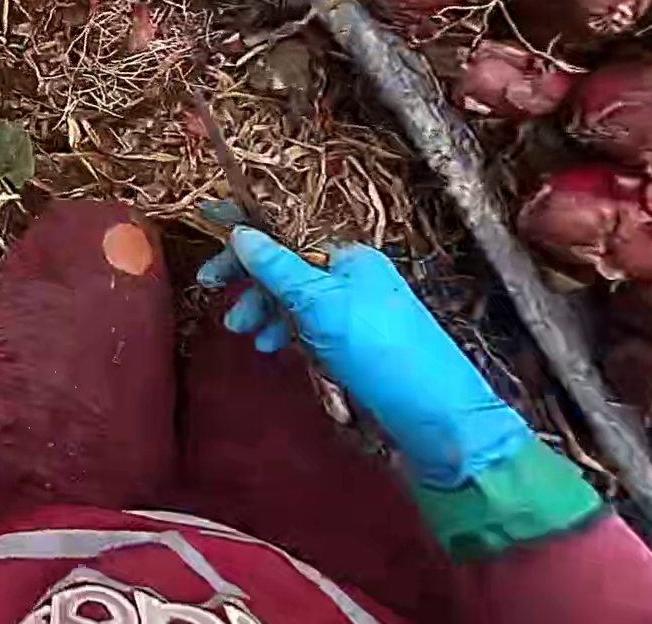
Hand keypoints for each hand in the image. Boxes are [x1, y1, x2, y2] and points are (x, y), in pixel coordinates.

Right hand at [198, 226, 531, 488]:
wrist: (441, 421)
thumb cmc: (376, 350)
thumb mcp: (317, 304)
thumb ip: (275, 266)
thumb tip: (239, 231)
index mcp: (346, 256)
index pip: (283, 238)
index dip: (244, 245)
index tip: (210, 259)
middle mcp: (349, 275)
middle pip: (285, 267)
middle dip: (251, 284)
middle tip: (216, 298)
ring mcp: (353, 309)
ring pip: (294, 299)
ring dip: (265, 311)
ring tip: (246, 334)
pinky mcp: (355, 341)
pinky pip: (309, 325)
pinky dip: (288, 332)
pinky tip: (275, 347)